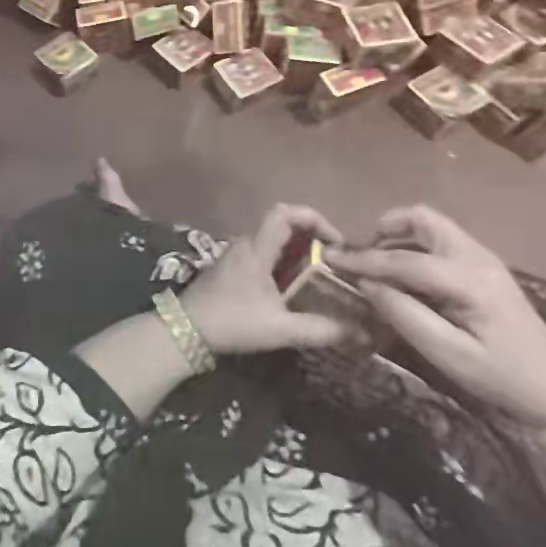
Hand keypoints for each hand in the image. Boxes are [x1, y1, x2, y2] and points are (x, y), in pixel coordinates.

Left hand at [180, 204, 366, 354]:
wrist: (183, 331)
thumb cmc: (230, 323)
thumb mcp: (279, 329)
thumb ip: (320, 330)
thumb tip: (361, 333)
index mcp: (256, 250)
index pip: (285, 213)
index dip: (314, 218)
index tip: (335, 242)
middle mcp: (246, 245)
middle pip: (283, 226)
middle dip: (313, 238)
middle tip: (335, 262)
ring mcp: (236, 256)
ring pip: (274, 242)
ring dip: (299, 253)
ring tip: (322, 276)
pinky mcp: (232, 269)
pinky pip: (264, 255)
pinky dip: (284, 264)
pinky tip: (295, 288)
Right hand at [326, 205, 545, 427]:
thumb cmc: (503, 377)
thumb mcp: (448, 355)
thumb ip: (404, 315)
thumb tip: (367, 284)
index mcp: (469, 280)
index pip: (404, 260)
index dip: (363, 259)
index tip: (328, 256)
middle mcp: (476, 257)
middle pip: (423, 219)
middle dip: (385, 229)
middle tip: (360, 255)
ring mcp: (484, 259)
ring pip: (432, 227)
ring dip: (399, 236)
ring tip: (375, 265)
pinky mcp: (484, 269)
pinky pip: (440, 243)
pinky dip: (413, 248)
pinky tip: (402, 276)